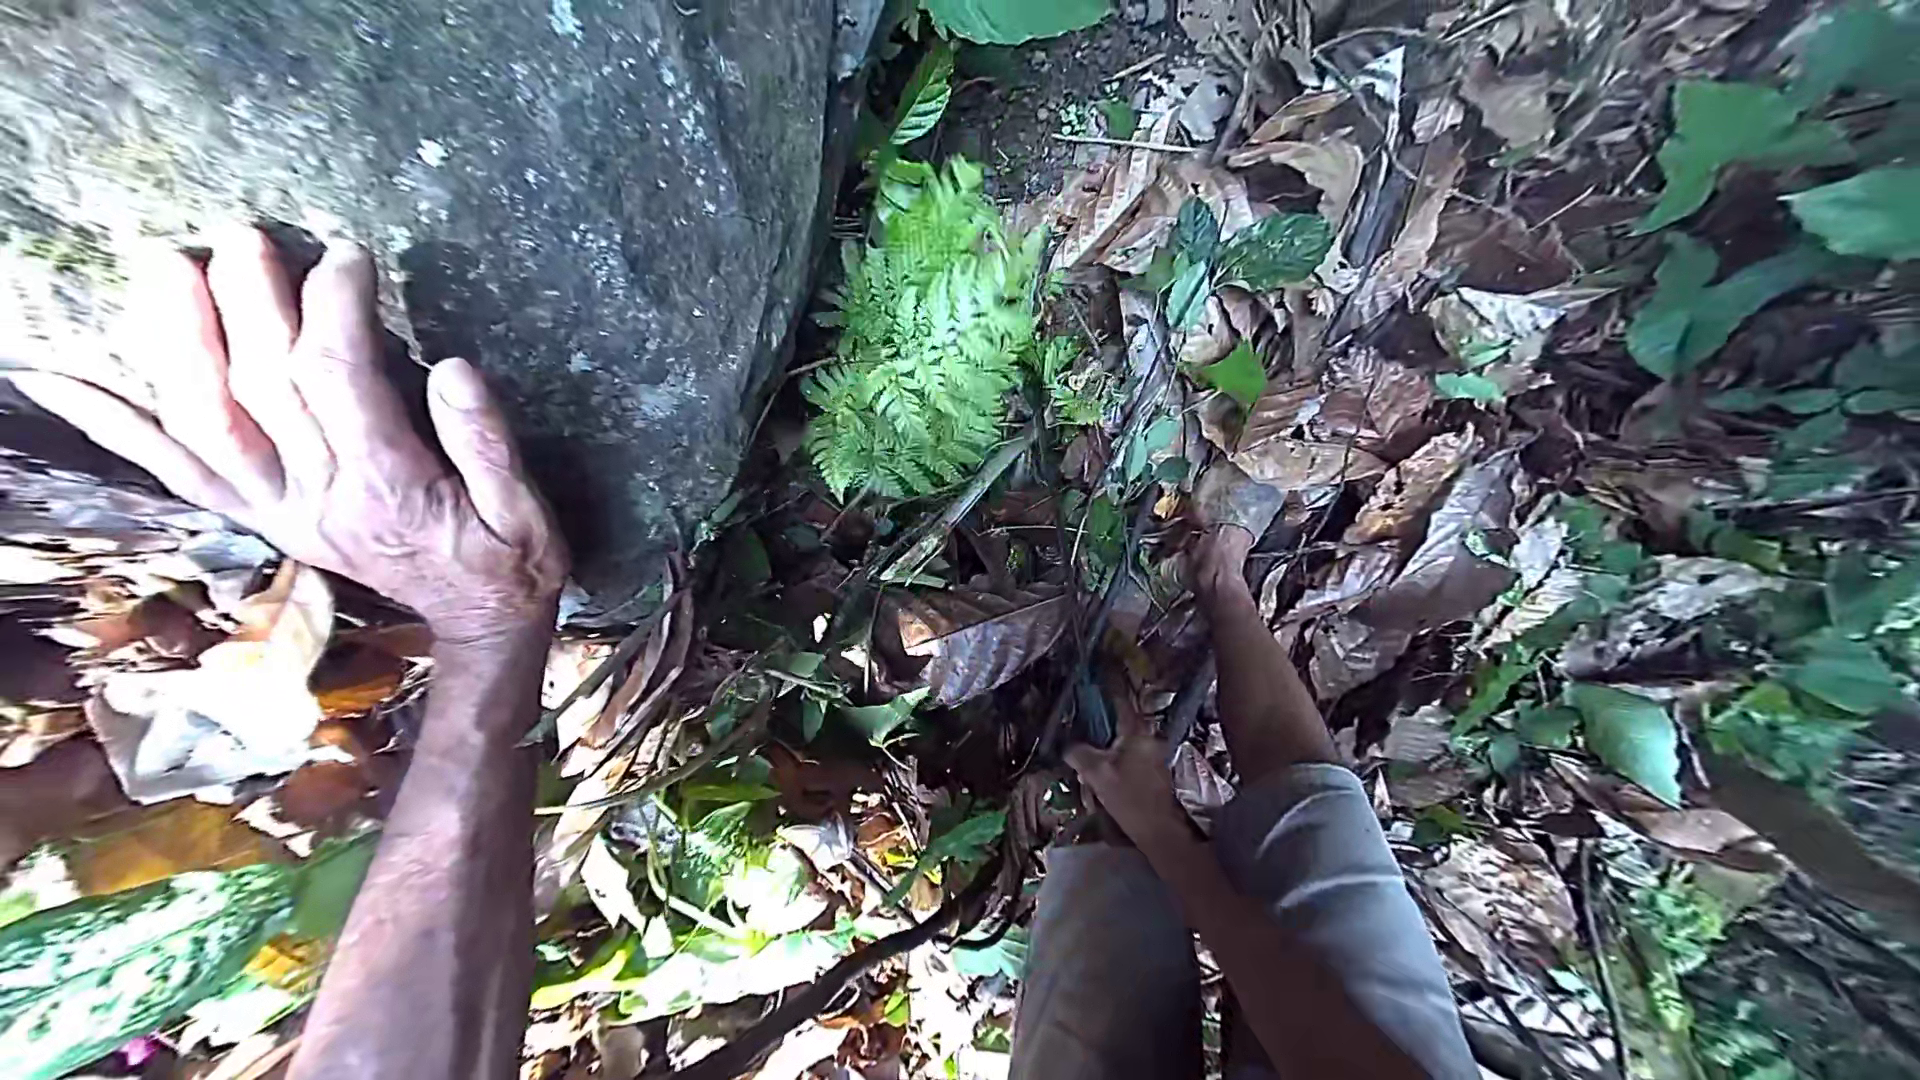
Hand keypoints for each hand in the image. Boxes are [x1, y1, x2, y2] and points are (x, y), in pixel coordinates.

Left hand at [10, 227, 566, 646]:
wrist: (485, 621)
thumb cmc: (516, 561)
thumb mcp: (526, 508)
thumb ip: (487, 442)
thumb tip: (455, 368)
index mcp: (391, 487)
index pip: (339, 378)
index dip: (336, 309)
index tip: (347, 259)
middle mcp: (322, 496)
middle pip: (262, 386)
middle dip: (251, 303)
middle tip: (244, 240)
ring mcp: (285, 511)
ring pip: (204, 418)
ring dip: (176, 338)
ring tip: (169, 270)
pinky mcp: (271, 521)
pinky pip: (180, 475)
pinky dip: (118, 427)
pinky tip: (67, 382)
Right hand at [1063, 676, 1191, 850]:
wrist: (1160, 833)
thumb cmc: (1130, 798)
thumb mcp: (1096, 773)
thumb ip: (1079, 752)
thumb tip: (1067, 744)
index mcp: (1136, 731)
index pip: (1118, 699)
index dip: (1103, 685)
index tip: (1091, 673)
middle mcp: (1146, 736)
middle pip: (1118, 717)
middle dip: (1097, 718)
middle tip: (1077, 718)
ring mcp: (1150, 752)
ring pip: (1121, 736)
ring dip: (1103, 739)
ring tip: (1083, 746)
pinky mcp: (1150, 768)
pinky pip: (1126, 751)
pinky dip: (1111, 753)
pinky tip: (1098, 766)